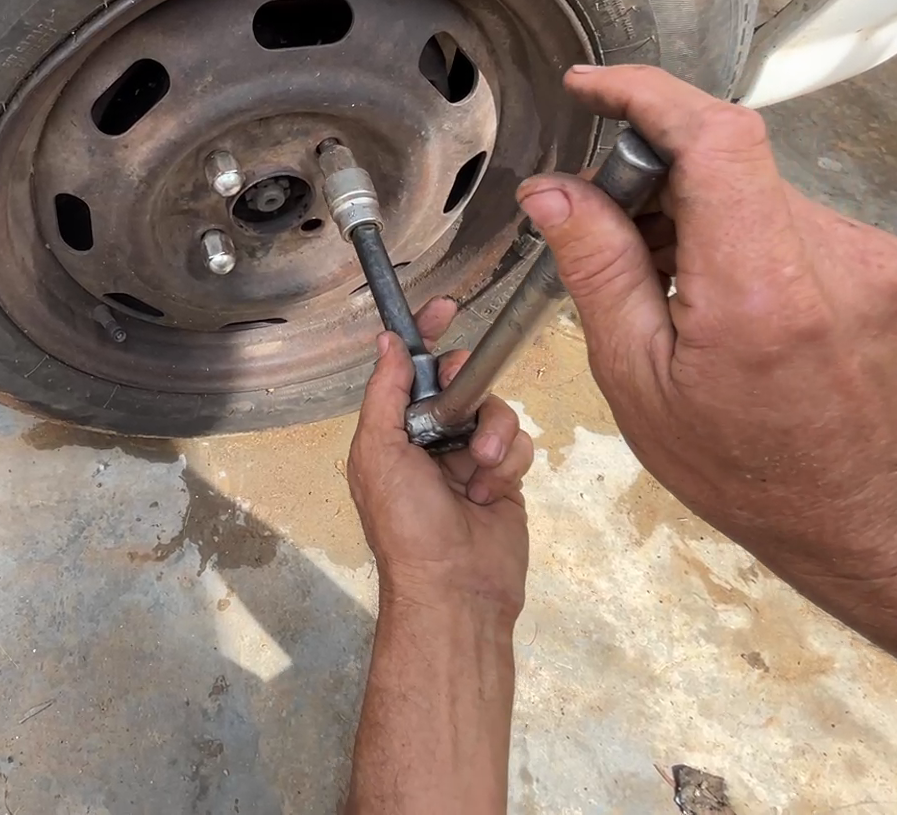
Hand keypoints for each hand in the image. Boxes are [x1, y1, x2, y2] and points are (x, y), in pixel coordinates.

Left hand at [348, 297, 534, 612]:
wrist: (457, 588)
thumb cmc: (406, 522)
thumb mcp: (379, 452)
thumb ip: (385, 394)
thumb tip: (387, 342)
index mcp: (392, 427)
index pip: (410, 369)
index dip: (426, 336)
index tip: (445, 307)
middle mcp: (428, 436)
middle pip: (460, 382)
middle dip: (467, 392)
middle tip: (463, 409)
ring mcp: (467, 455)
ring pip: (493, 408)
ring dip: (489, 437)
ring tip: (476, 472)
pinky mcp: (502, 474)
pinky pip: (516, 441)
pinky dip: (507, 461)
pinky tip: (490, 491)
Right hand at [516, 64, 896, 581]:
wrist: (853, 512)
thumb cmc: (730, 459)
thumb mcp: (631, 371)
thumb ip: (595, 267)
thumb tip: (550, 192)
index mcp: (762, 288)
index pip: (716, 141)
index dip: (646, 95)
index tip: (589, 85)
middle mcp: (836, 255)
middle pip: (723, 160)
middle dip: (643, 174)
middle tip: (596, 227)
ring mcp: (870, 254)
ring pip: (747, 186)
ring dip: (679, 206)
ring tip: (648, 276)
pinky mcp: (879, 261)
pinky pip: (777, 210)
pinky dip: (719, 226)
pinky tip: (695, 283)